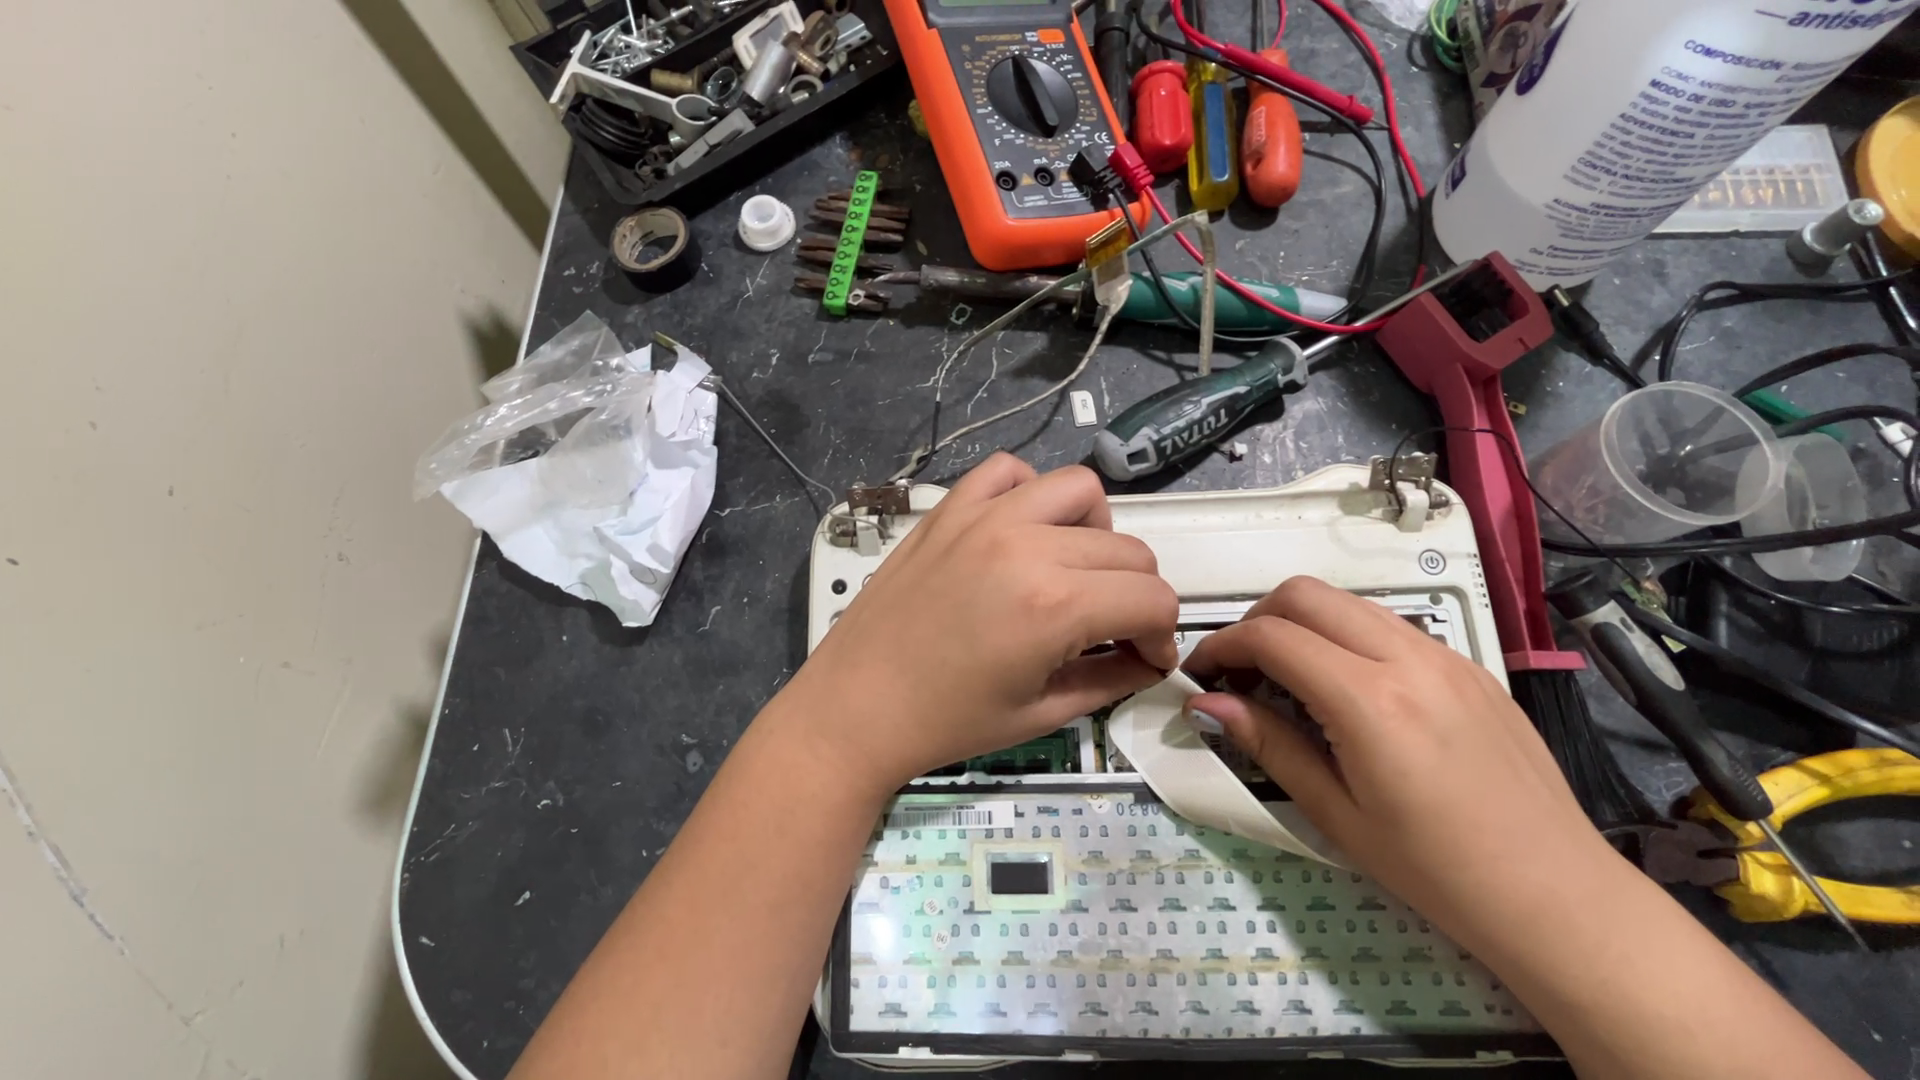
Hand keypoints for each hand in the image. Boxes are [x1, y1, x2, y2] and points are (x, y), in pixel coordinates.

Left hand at [779, 455, 1178, 793]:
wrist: (856, 707)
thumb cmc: (946, 722)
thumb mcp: (1042, 713)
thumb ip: (1112, 679)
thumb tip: (1151, 659)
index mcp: (1055, 605)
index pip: (1153, 598)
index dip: (1163, 634)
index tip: (1145, 657)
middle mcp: (1027, 546)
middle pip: (1128, 550)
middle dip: (1137, 596)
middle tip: (1111, 630)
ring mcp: (983, 518)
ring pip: (1080, 491)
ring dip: (1096, 533)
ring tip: (1073, 572)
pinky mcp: (949, 510)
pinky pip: (1009, 471)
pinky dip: (1030, 493)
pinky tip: (1023, 532)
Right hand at [1182, 577, 1613, 946]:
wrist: (1554, 894)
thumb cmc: (1433, 869)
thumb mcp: (1335, 813)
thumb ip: (1269, 743)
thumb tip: (1207, 703)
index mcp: (1369, 701)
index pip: (1272, 636)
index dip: (1222, 645)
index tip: (1201, 674)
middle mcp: (1408, 659)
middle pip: (1306, 594)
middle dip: (1257, 619)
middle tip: (1241, 670)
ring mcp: (1446, 656)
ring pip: (1349, 601)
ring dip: (1303, 623)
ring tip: (1287, 677)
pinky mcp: (1469, 666)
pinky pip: (1390, 625)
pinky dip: (1346, 636)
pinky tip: (1346, 688)